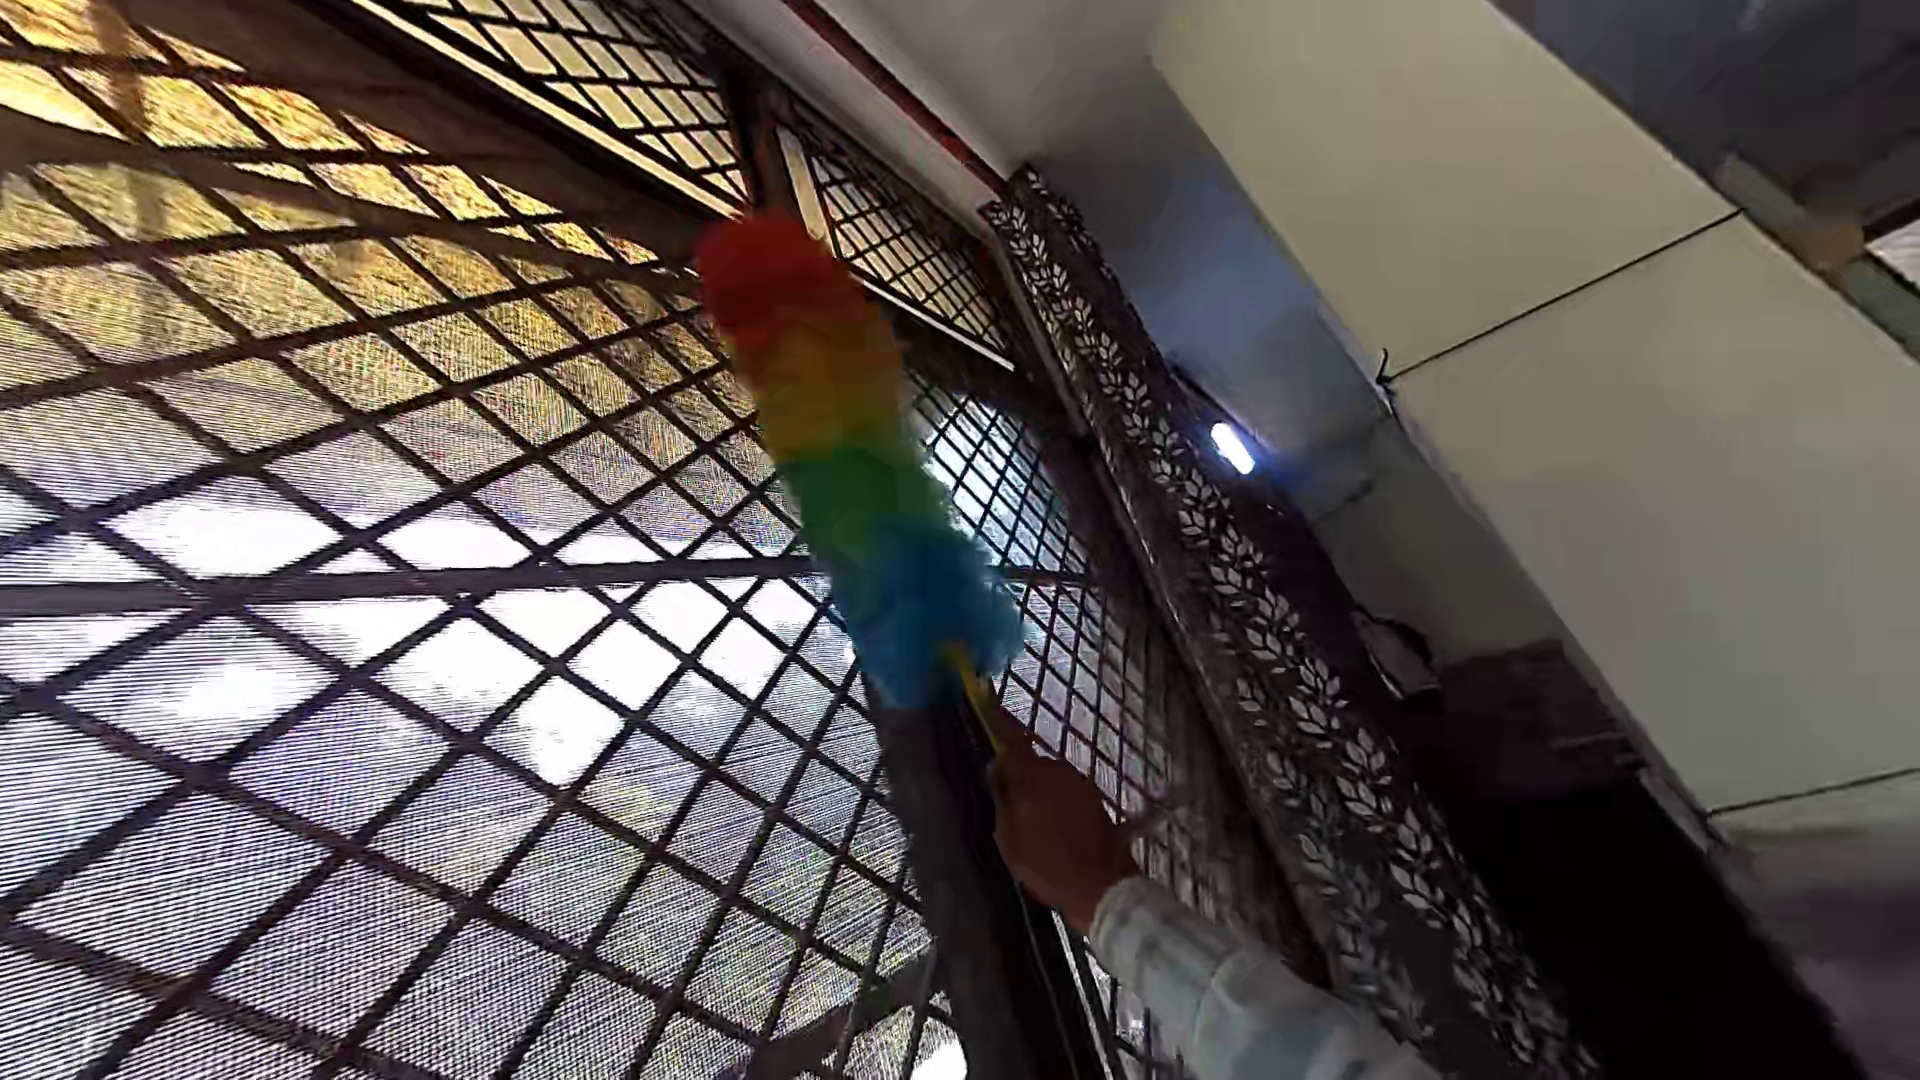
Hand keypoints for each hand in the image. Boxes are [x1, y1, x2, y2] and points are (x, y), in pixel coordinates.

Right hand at [984, 708, 1139, 933]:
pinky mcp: (1096, 802)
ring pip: (1051, 781)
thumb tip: (998, 766)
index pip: (1012, 739)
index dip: (998, 719)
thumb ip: (1003, 798)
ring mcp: (1082, 785)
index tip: (988, 697)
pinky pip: (1068, 795)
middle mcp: (1060, 772)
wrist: (1105, 890)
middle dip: (1021, 779)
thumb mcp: (1011, 839)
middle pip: (1032, 764)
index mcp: (1036, 777)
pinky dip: (1059, 807)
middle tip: (1012, 810)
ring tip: (1036, 831)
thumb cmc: (1049, 867)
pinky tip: (1057, 834)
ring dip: (1042, 795)